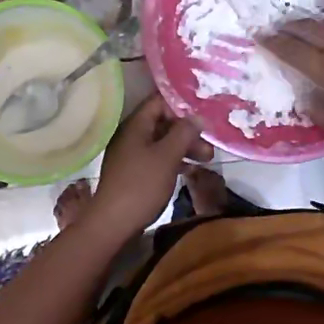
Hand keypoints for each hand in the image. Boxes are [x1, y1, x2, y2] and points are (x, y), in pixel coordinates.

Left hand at [86, 96, 212, 238]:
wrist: (114, 221)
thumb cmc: (141, 184)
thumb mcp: (167, 156)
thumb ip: (183, 133)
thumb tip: (197, 116)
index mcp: (135, 125)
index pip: (159, 102)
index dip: (181, 105)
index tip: (204, 113)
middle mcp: (131, 135)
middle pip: (162, 123)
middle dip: (187, 131)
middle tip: (210, 143)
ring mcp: (131, 154)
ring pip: (161, 142)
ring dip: (183, 147)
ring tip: (207, 158)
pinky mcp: (133, 172)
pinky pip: (156, 158)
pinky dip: (173, 160)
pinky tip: (190, 169)